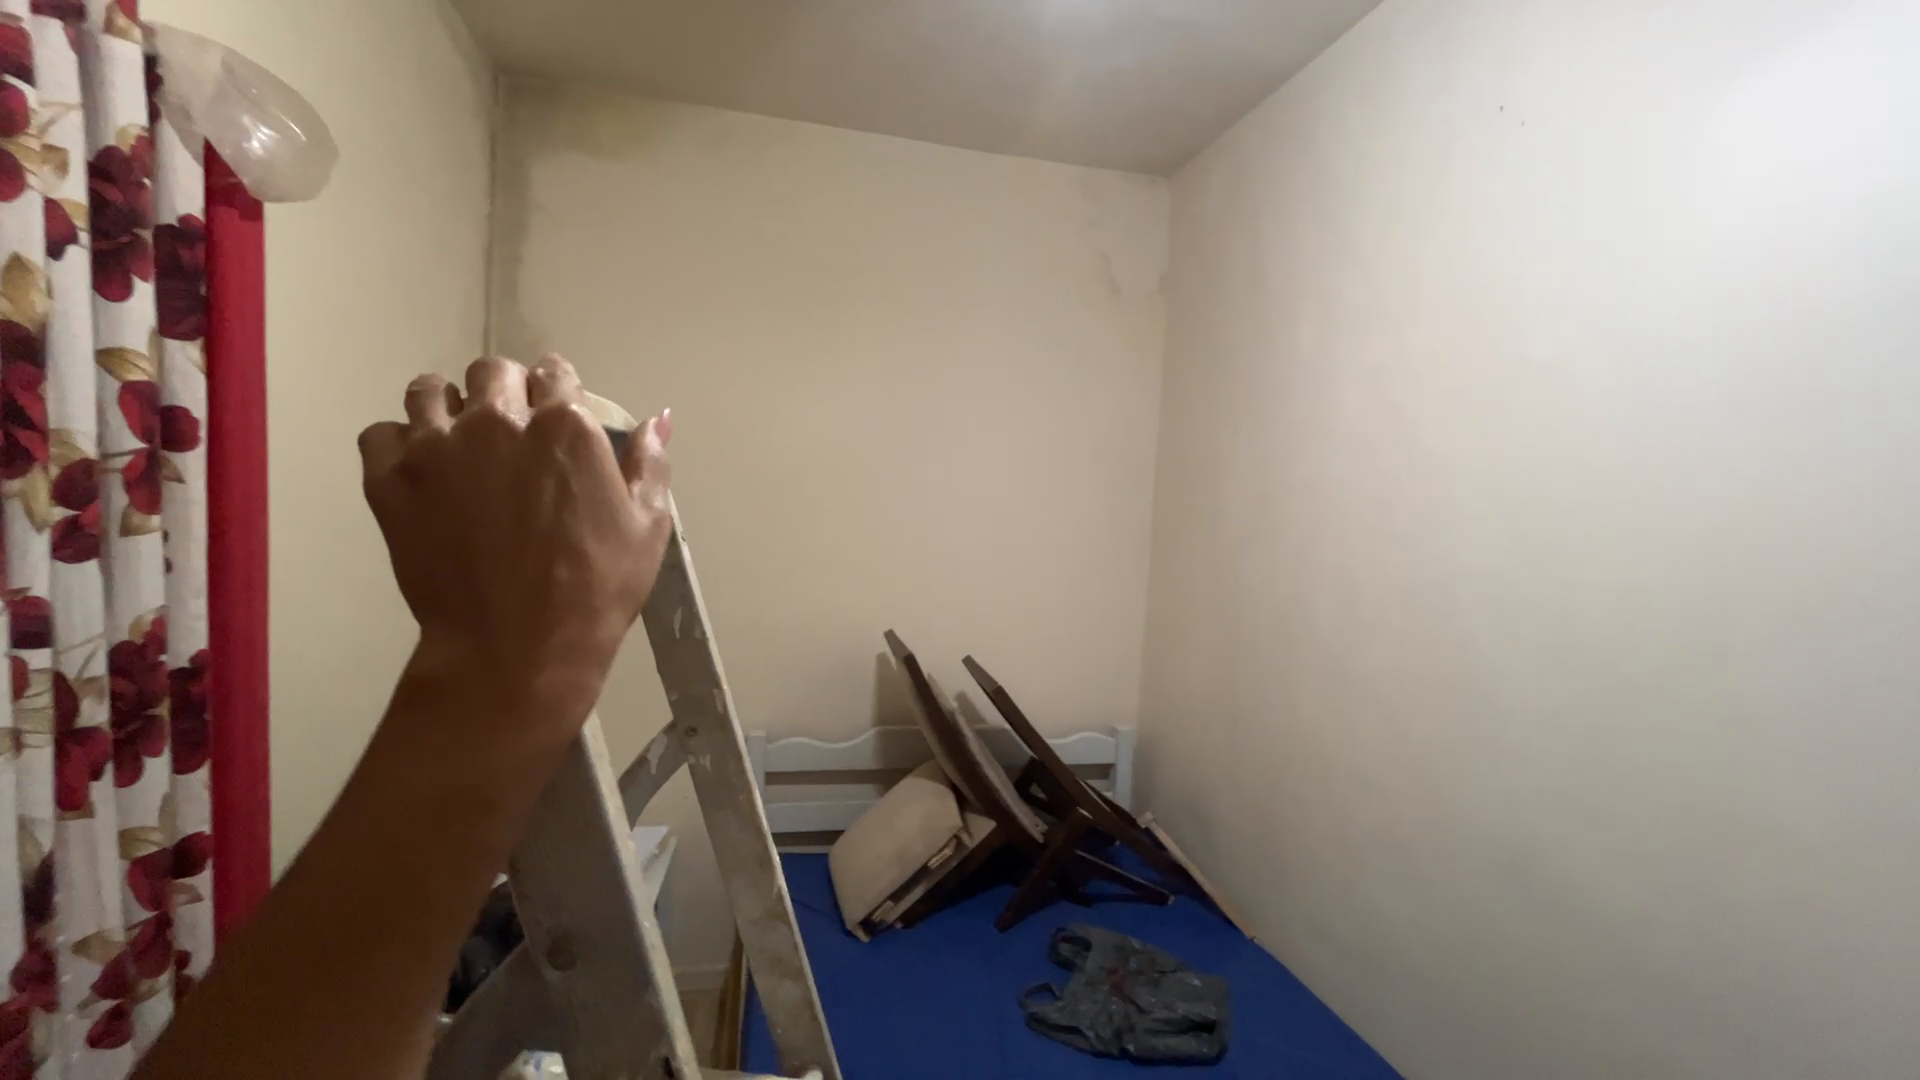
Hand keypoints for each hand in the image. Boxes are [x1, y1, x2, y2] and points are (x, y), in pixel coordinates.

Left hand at [358, 356, 672, 730]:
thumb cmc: (597, 587)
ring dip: (449, 405)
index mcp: (566, 427)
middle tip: (513, 429)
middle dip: (506, 390)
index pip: (556, 372)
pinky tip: (423, 471)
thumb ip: (650, 463)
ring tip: (461, 440)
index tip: (559, 409)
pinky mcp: (389, 481)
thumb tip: (659, 418)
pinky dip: (400, 443)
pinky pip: (380, 434)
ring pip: (428, 391)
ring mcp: (437, 448)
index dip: (560, 388)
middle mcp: (497, 422)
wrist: (518, 645)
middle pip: (491, 371)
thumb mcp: (648, 526)